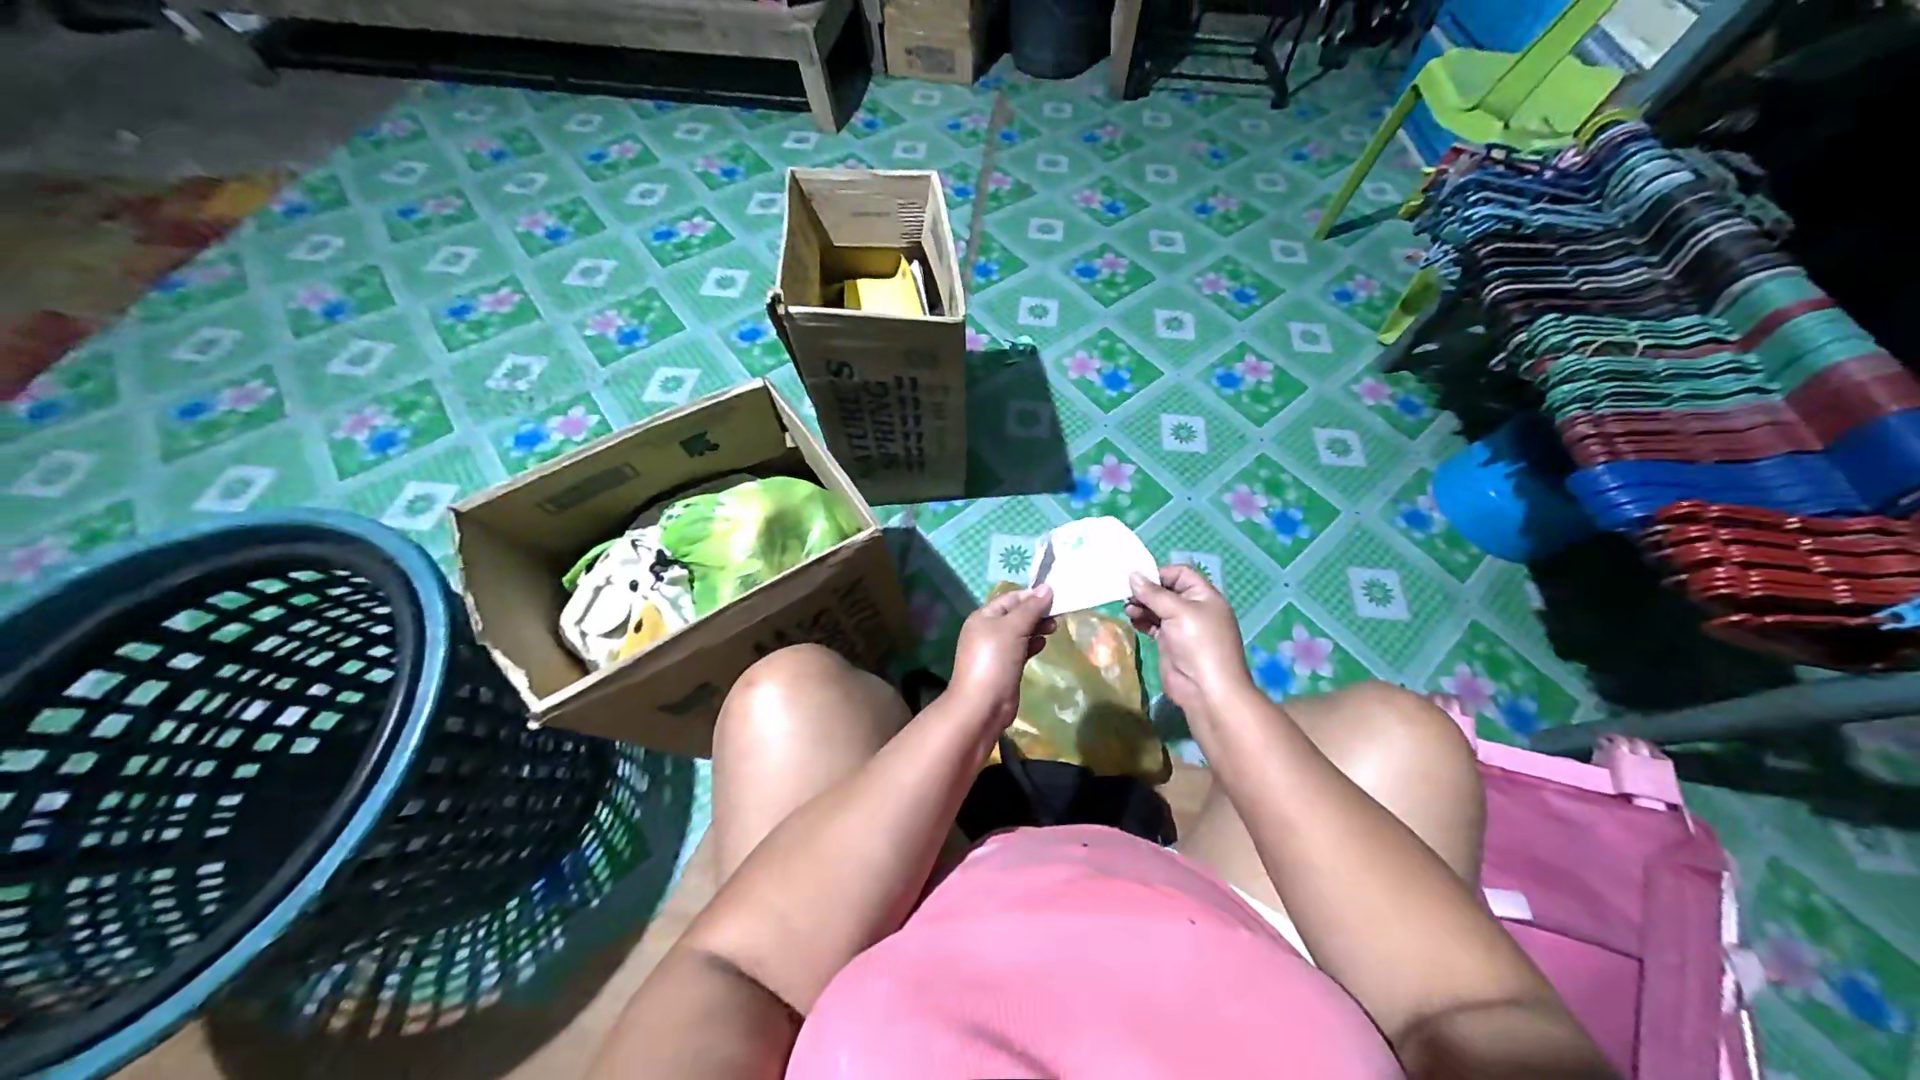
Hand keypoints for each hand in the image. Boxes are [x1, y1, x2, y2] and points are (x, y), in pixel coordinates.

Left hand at [948, 585, 1055, 729]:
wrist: (983, 705)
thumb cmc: (995, 660)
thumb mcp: (1013, 628)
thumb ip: (1031, 608)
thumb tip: (1047, 587)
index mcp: (984, 616)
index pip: (1010, 598)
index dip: (1031, 595)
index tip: (1056, 595)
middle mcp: (988, 630)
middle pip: (1016, 614)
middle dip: (1036, 612)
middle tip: (1059, 613)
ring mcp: (996, 650)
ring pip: (1020, 632)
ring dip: (1037, 627)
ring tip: (1055, 627)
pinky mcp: (1005, 667)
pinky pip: (1021, 649)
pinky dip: (1032, 644)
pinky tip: (1043, 644)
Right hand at [1126, 566, 1251, 715]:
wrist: (1205, 689)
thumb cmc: (1198, 643)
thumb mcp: (1178, 611)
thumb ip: (1154, 593)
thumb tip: (1132, 575)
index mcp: (1204, 596)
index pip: (1181, 574)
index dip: (1159, 573)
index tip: (1137, 578)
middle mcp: (1193, 609)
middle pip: (1166, 590)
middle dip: (1147, 590)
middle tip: (1126, 594)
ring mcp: (1181, 627)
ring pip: (1158, 608)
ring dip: (1141, 605)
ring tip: (1128, 609)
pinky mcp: (1170, 642)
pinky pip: (1153, 625)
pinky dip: (1142, 620)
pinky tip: (1131, 620)